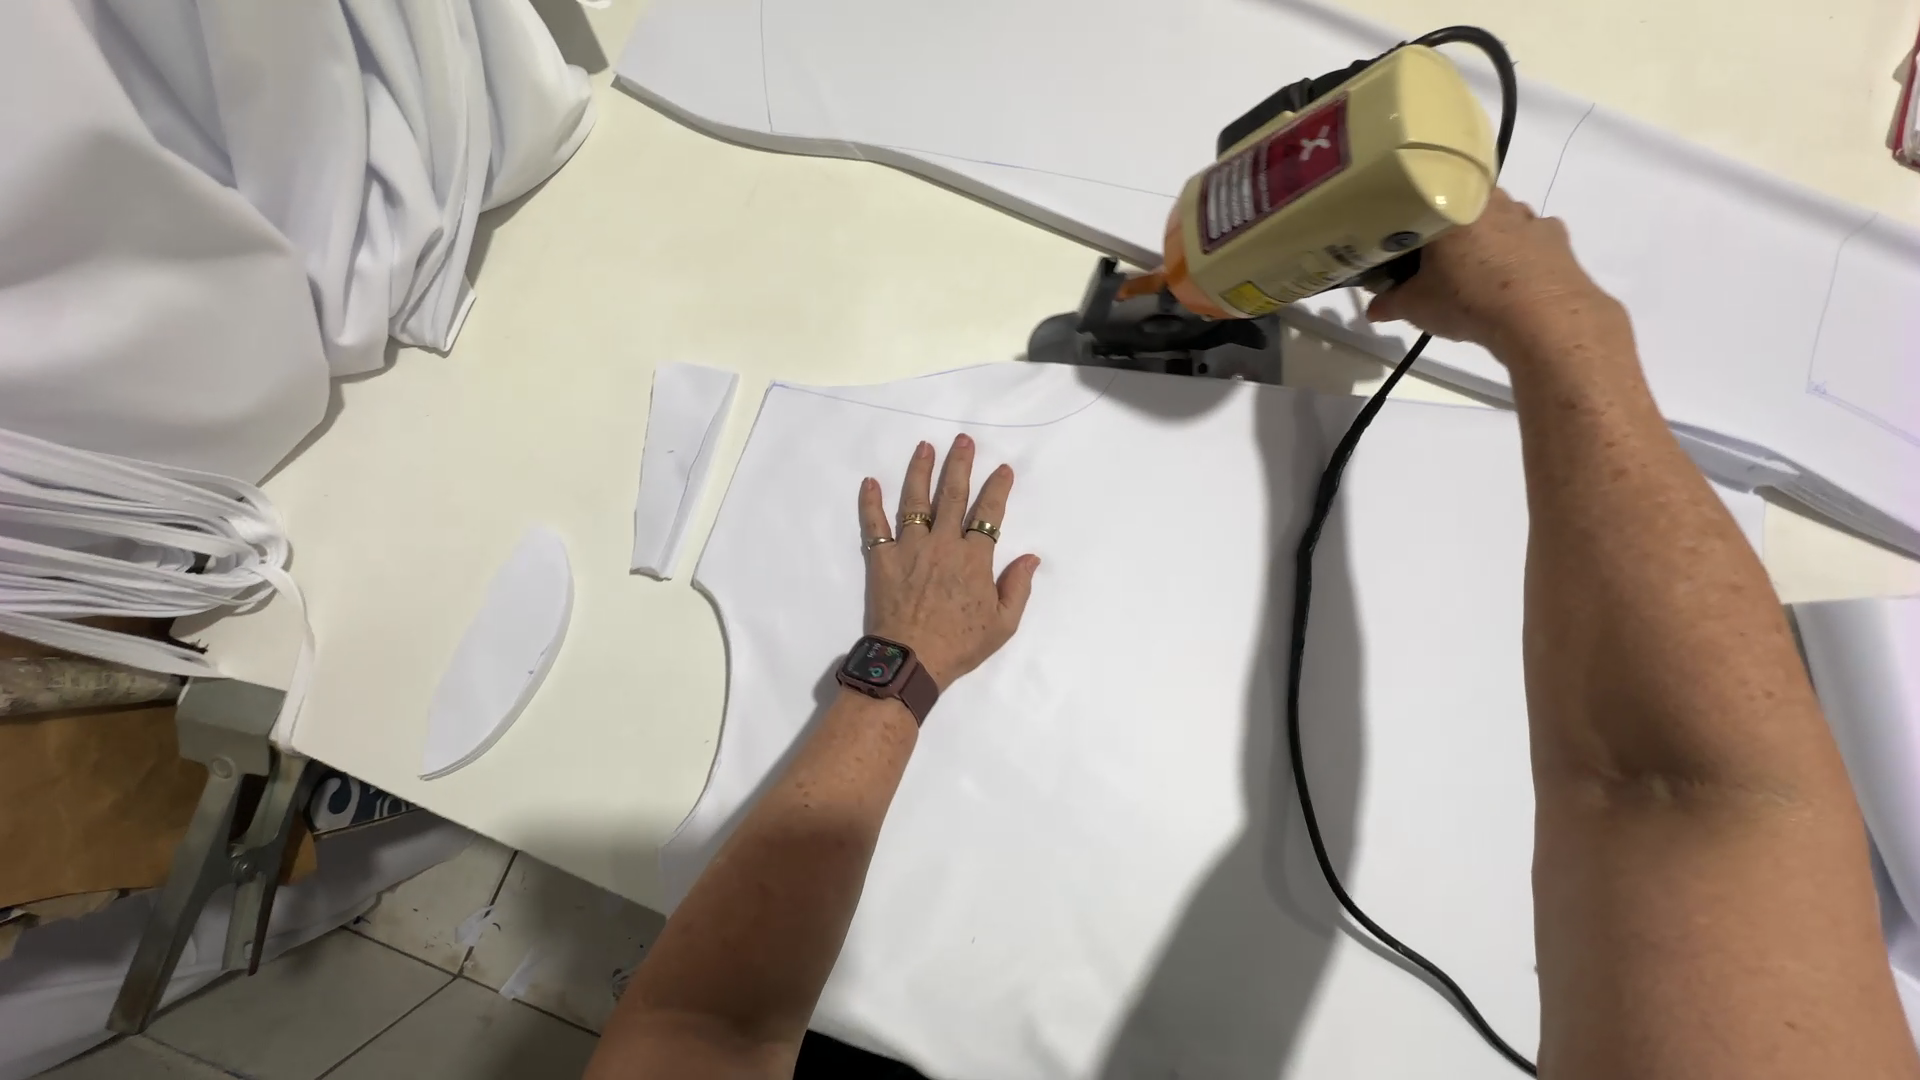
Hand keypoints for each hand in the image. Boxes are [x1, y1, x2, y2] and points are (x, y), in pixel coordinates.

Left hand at [856, 434, 1040, 690]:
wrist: (910, 662)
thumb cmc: (959, 645)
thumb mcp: (1002, 625)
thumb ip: (1017, 588)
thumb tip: (1030, 557)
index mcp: (974, 559)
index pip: (989, 514)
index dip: (997, 489)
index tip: (1002, 470)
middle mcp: (942, 544)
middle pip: (953, 496)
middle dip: (960, 465)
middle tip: (963, 440)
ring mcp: (910, 548)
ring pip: (916, 501)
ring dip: (921, 471)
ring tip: (925, 447)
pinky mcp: (882, 559)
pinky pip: (874, 526)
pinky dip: (871, 504)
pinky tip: (869, 483)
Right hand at [1366, 188, 1630, 365]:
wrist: (1541, 316)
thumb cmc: (1466, 300)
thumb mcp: (1414, 307)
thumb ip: (1389, 303)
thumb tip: (1373, 309)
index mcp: (1451, 209)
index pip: (1419, 210)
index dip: (1406, 232)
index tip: (1399, 253)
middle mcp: (1491, 202)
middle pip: (1460, 211)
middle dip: (1446, 232)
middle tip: (1433, 263)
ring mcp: (1527, 217)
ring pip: (1496, 221)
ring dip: (1483, 239)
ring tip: (1471, 273)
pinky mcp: (1555, 235)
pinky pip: (1526, 237)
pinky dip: (1515, 252)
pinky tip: (1507, 278)